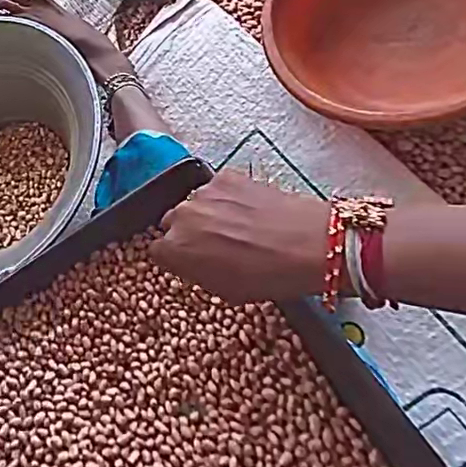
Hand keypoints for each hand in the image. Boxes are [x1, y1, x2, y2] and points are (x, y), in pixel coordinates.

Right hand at [151, 171, 329, 302]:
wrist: (308, 244)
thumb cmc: (269, 275)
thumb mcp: (225, 290)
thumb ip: (197, 271)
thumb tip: (193, 261)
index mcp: (176, 249)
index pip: (157, 250)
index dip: (174, 256)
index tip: (189, 259)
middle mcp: (182, 216)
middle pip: (172, 223)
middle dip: (188, 232)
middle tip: (215, 243)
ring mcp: (203, 192)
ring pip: (194, 203)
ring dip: (207, 213)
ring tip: (236, 225)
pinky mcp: (225, 176)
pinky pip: (215, 188)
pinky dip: (226, 197)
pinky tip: (248, 210)